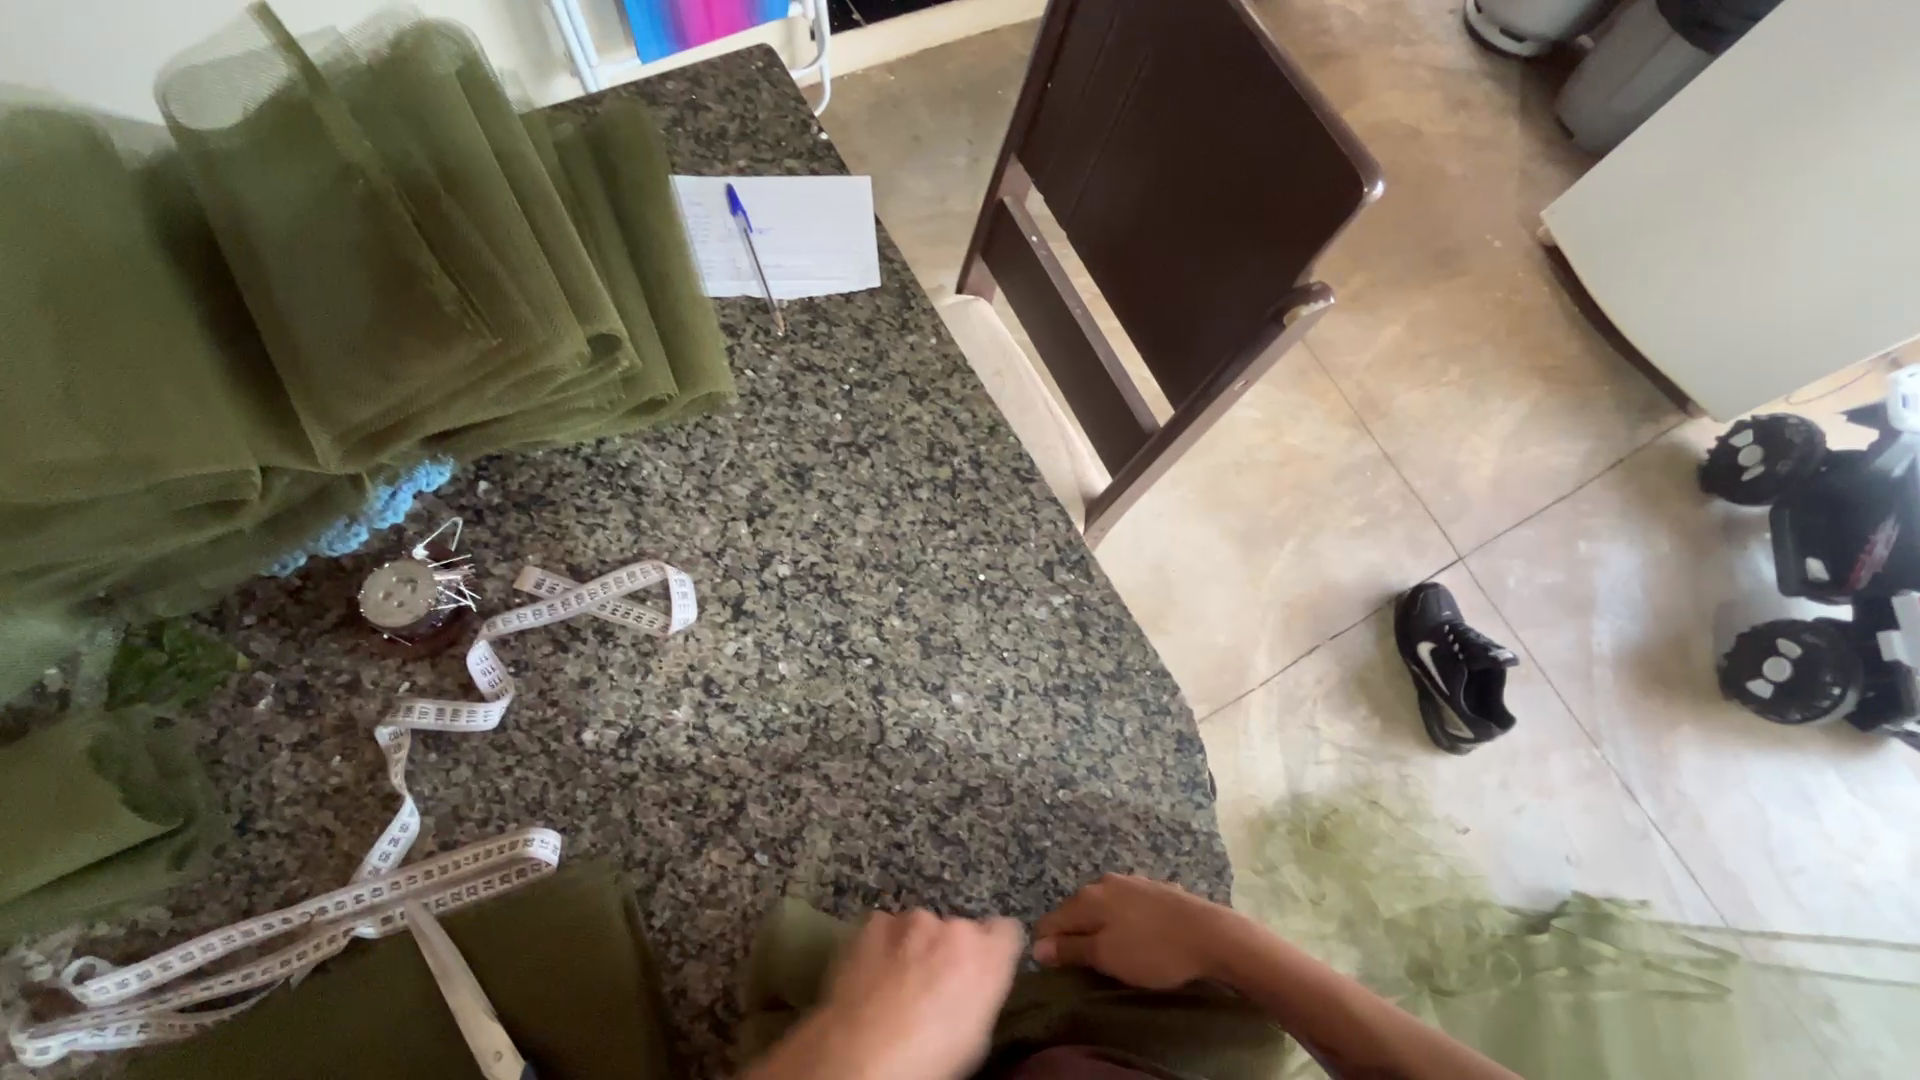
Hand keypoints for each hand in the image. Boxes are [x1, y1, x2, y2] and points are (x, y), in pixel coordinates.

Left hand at [755, 910, 1024, 1079]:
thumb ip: (982, 993)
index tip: (983, 965)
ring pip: (921, 928)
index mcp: (989, 954)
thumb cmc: (930, 1057)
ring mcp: (914, 919)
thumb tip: (973, 986)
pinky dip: (883, 945)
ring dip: (914, 946)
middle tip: (931, 985)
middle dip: (948, 951)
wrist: (863, 1054)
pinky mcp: (876, 922)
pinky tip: (872, 976)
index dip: (994, 947)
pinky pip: (886, 929)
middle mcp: (956, 927)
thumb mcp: (977, 1035)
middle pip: (959, 930)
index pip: (1006, 930)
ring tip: (896, 983)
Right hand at [1032, 873, 1251, 989]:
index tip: (1063, 972)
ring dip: (1100, 928)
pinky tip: (1140, 937)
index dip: (1049, 947)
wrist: (1211, 934)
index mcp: (1087, 897)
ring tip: (1116, 953)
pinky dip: (1123, 921)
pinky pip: (1125, 905)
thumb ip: (1070, 949)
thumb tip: (1037, 946)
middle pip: (1074, 911)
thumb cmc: (1153, 951)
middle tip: (1091, 967)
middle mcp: (1103, 882)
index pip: (1049, 921)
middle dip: (1075, 936)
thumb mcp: (1106, 956)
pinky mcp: (1153, 887)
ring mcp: (1130, 881)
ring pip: (1101, 906)